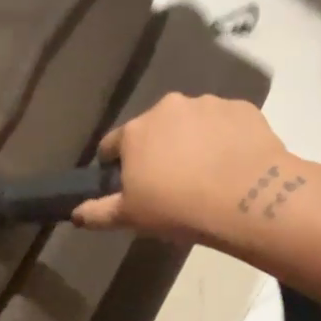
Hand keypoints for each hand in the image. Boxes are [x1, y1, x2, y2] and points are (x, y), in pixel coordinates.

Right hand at [73, 94, 298, 242]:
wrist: (245, 198)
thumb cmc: (176, 207)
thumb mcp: (129, 217)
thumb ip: (98, 212)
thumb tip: (75, 214)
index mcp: (136, 131)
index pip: (112, 145)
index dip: (114, 166)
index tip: (125, 186)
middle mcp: (169, 107)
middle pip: (153, 129)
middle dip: (155, 150)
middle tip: (167, 183)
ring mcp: (209, 104)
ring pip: (190, 123)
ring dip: (189, 142)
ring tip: (202, 174)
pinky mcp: (243, 109)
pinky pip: (223, 124)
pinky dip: (221, 140)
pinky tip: (228, 166)